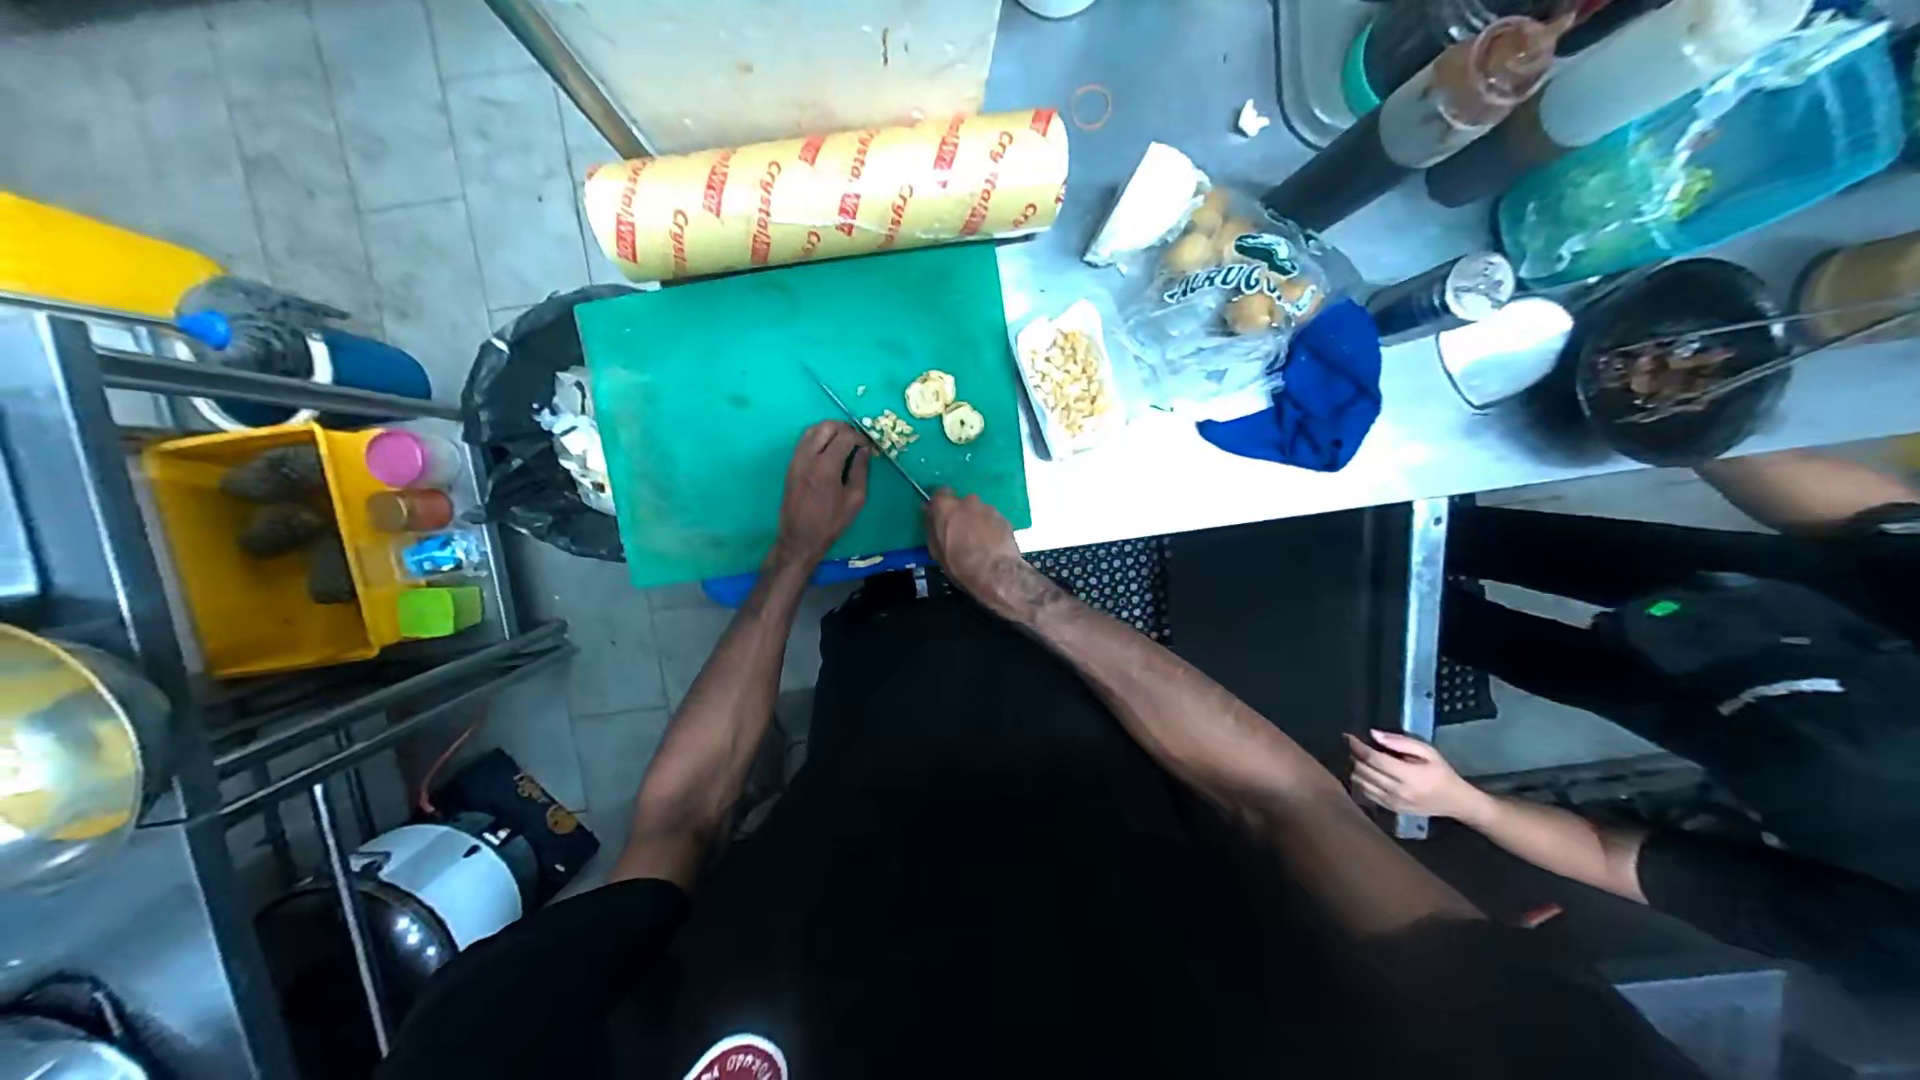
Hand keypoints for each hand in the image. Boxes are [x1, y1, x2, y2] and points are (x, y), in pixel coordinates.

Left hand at [772, 421, 868, 566]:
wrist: (800, 538)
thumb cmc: (831, 523)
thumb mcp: (855, 499)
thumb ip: (861, 471)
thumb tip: (865, 450)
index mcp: (826, 468)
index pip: (844, 437)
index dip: (859, 436)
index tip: (868, 445)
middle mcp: (808, 458)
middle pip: (826, 427)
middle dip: (844, 428)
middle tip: (856, 440)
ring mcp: (796, 460)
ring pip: (812, 429)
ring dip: (829, 430)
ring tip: (843, 441)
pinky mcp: (790, 465)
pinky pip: (804, 440)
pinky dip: (818, 437)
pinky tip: (828, 448)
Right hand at [924, 487, 1051, 618]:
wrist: (995, 572)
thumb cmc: (959, 563)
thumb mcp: (936, 549)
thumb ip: (931, 526)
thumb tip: (928, 511)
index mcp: (947, 506)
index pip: (940, 493)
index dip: (940, 505)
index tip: (941, 518)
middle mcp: (968, 501)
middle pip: (961, 503)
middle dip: (960, 514)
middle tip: (960, 533)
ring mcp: (988, 508)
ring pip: (978, 511)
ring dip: (976, 521)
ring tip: (978, 542)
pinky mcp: (1003, 518)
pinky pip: (991, 519)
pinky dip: (990, 528)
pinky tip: (991, 544)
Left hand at [1345, 730, 1488, 822]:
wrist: (1456, 802)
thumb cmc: (1442, 773)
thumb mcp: (1427, 752)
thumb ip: (1400, 742)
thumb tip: (1373, 734)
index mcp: (1409, 776)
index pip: (1373, 759)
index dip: (1357, 746)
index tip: (1348, 736)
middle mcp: (1397, 791)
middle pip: (1363, 770)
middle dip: (1355, 755)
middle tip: (1354, 746)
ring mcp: (1392, 803)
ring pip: (1360, 782)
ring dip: (1356, 768)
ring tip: (1359, 759)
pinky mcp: (1391, 809)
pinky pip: (1366, 793)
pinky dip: (1361, 781)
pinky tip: (1366, 773)